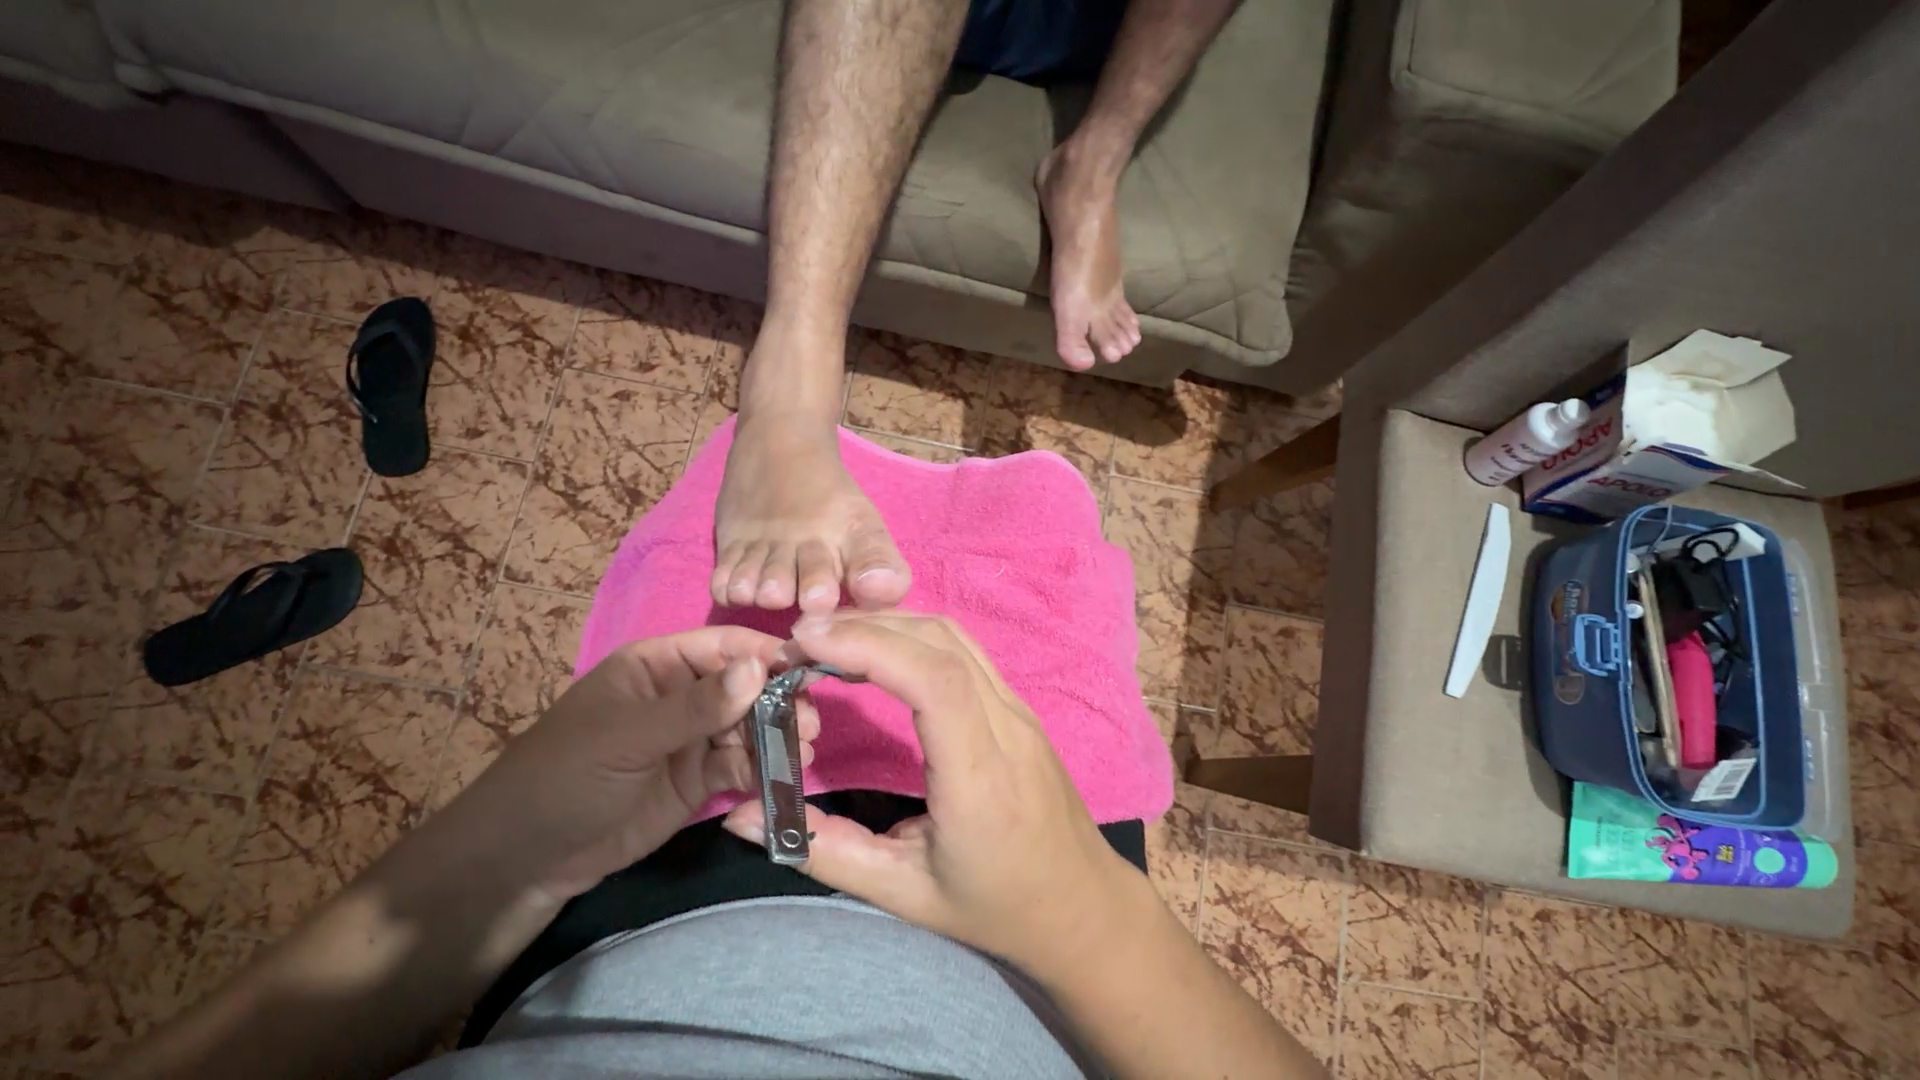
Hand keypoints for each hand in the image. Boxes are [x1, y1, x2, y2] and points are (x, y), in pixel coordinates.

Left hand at [439, 627, 818, 900]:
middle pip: (744, 686)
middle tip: (810, 722)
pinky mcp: (698, 780)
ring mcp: (691, 739)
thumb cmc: (567, 775)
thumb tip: (760, 667)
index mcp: (657, 666)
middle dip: (779, 701)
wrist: (528, 856)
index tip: (807, 669)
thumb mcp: (629, 735)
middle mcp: (680, 696)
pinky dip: (764, 769)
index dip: (764, 653)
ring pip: (748, 727)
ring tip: (805, 751)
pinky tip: (785, 776)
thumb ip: (696, 706)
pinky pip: (741, 766)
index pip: (722, 647)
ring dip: (778, 736)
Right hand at [722, 613, 1141, 976]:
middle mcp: (1007, 730)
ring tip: (831, 637)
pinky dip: (915, 635)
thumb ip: (825, 852)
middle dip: (866, 626)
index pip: (935, 681)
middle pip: (941, 644)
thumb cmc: (996, 907)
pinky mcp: (1018, 708)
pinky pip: (966, 651)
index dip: (870, 646)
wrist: (1081, 905)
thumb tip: (741, 817)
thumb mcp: (904, 894)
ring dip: (891, 624)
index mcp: (980, 779)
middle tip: (801, 638)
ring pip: (956, 638)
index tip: (807, 640)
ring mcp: (1019, 712)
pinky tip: (879, 649)